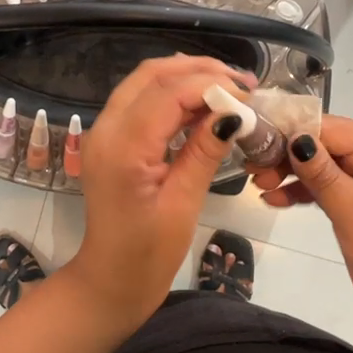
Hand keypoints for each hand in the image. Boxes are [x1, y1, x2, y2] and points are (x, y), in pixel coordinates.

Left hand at [64, 55, 250, 316]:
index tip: (249, 94)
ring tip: (230, 90)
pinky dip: (171, 96)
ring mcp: (103, 133)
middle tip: (243, 82)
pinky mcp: (110, 141)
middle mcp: (105, 129)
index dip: (210, 85)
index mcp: (123, 147)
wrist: (109, 281)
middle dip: (198, 71)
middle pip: (151, 75)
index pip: (168, 94)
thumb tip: (234, 113)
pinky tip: (203, 107)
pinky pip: (140, 102)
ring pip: (144, 83)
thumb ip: (204, 152)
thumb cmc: (147, 254)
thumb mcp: (183, 204)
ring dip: (185, 79)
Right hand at [248, 115, 352, 312]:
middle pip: (324, 143)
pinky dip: (300, 191)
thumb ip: (321, 172)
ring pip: (320, 165)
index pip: (331, 128)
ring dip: (288, 172)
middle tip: (251, 167)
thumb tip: (295, 137)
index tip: (256, 139)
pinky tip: (273, 199)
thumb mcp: (352, 209)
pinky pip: (323, 186)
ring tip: (257, 183)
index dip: (293, 130)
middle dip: (286, 153)